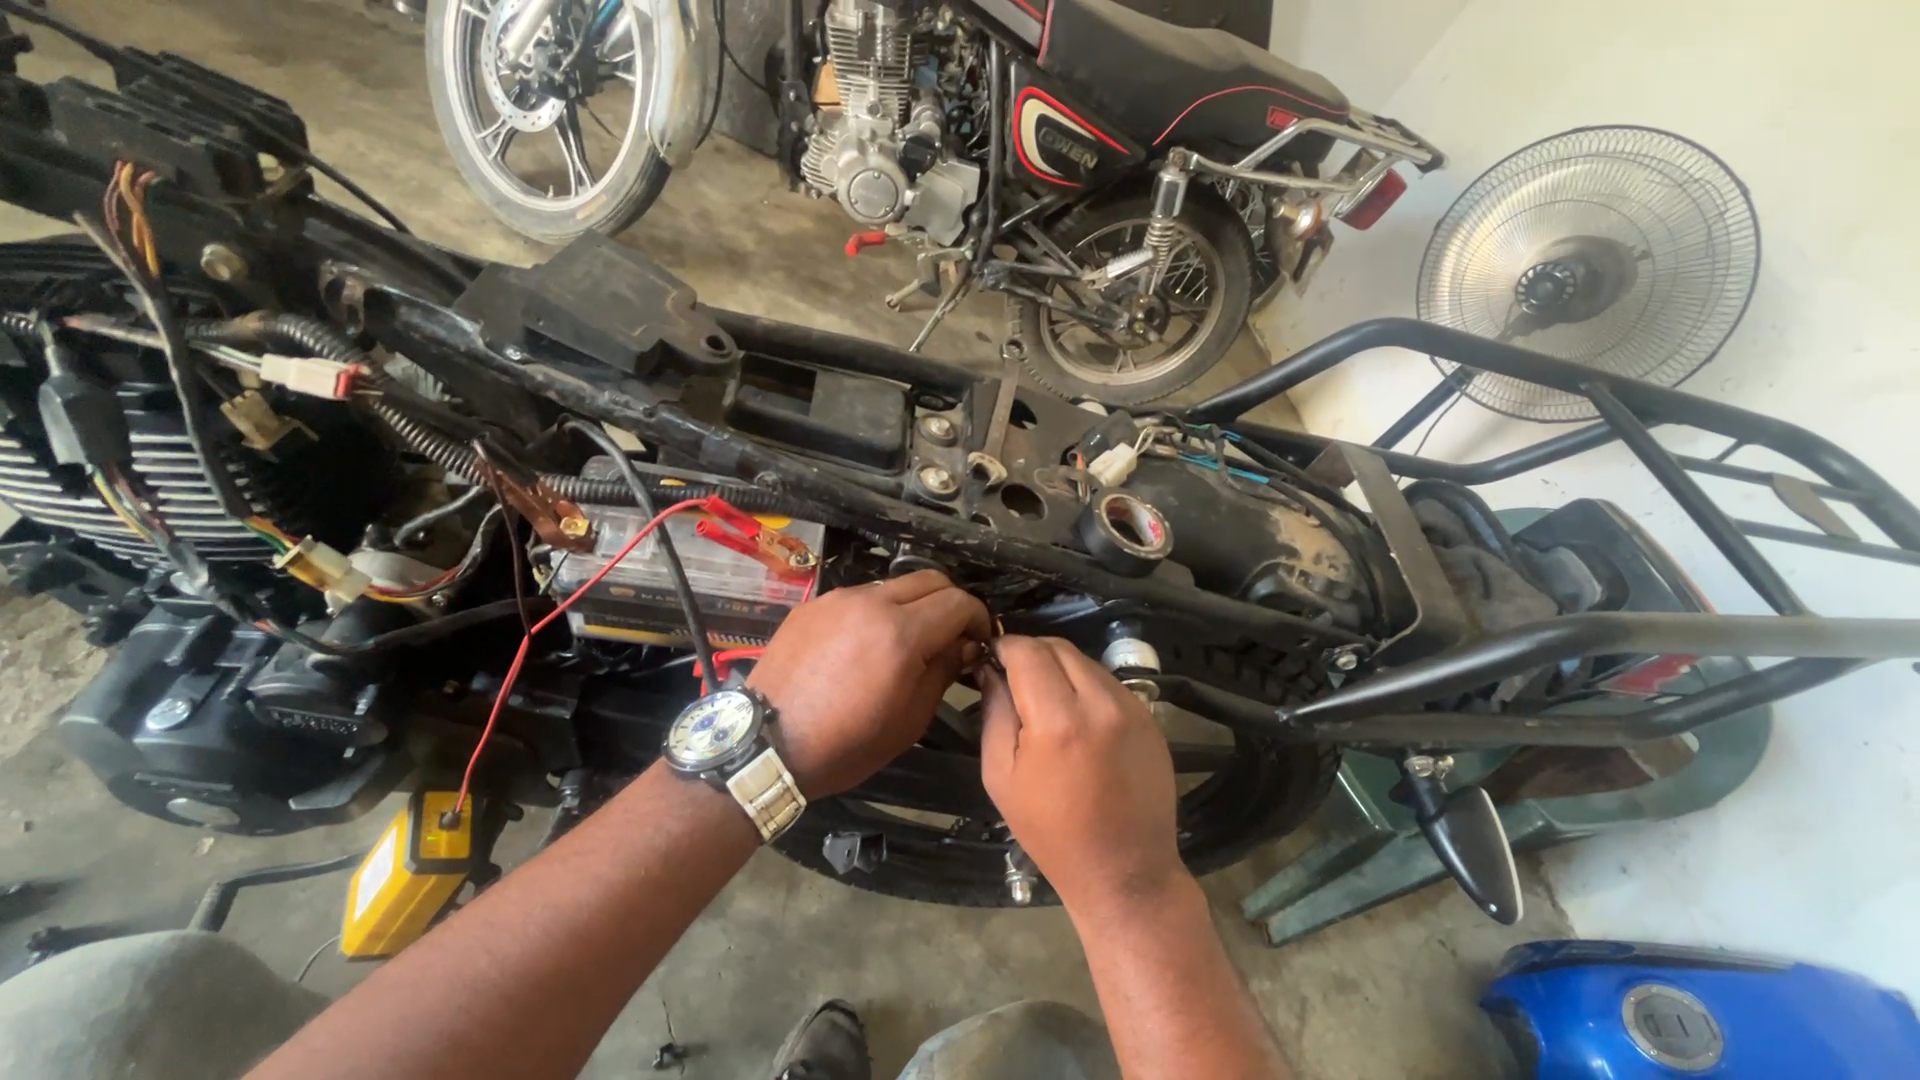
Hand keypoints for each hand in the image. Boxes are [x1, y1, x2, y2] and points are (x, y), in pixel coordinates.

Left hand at [748, 570, 989, 797]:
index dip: (978, 618)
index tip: (979, 639)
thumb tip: (964, 645)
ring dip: (912, 604)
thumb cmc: (846, 744)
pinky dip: (876, 611)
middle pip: (930, 579)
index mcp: (901, 633)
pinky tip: (866, 644)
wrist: (766, 745)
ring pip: (893, 585)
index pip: (959, 601)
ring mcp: (837, 599)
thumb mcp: (910, 720)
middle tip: (952, 634)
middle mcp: (871, 603)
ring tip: (907, 640)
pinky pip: (858, 597)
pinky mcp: (812, 605)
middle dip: (950, 602)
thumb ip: (943, 671)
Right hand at [979, 636, 1185, 909]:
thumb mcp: (1001, 776)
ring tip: (1044, 697)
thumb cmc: (1051, 831)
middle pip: (1059, 647)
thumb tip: (990, 670)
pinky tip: (1076, 715)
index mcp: (1058, 719)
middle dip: (1030, 652)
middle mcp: (1100, 703)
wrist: (1125, 871)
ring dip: (1060, 667)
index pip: (1027, 651)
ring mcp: (1132, 708)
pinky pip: (1109, 683)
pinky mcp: (1150, 718)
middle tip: (1012, 674)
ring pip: (1086, 662)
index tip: (990, 656)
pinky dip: (1086, 685)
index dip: (1003, 646)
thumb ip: (995, 713)